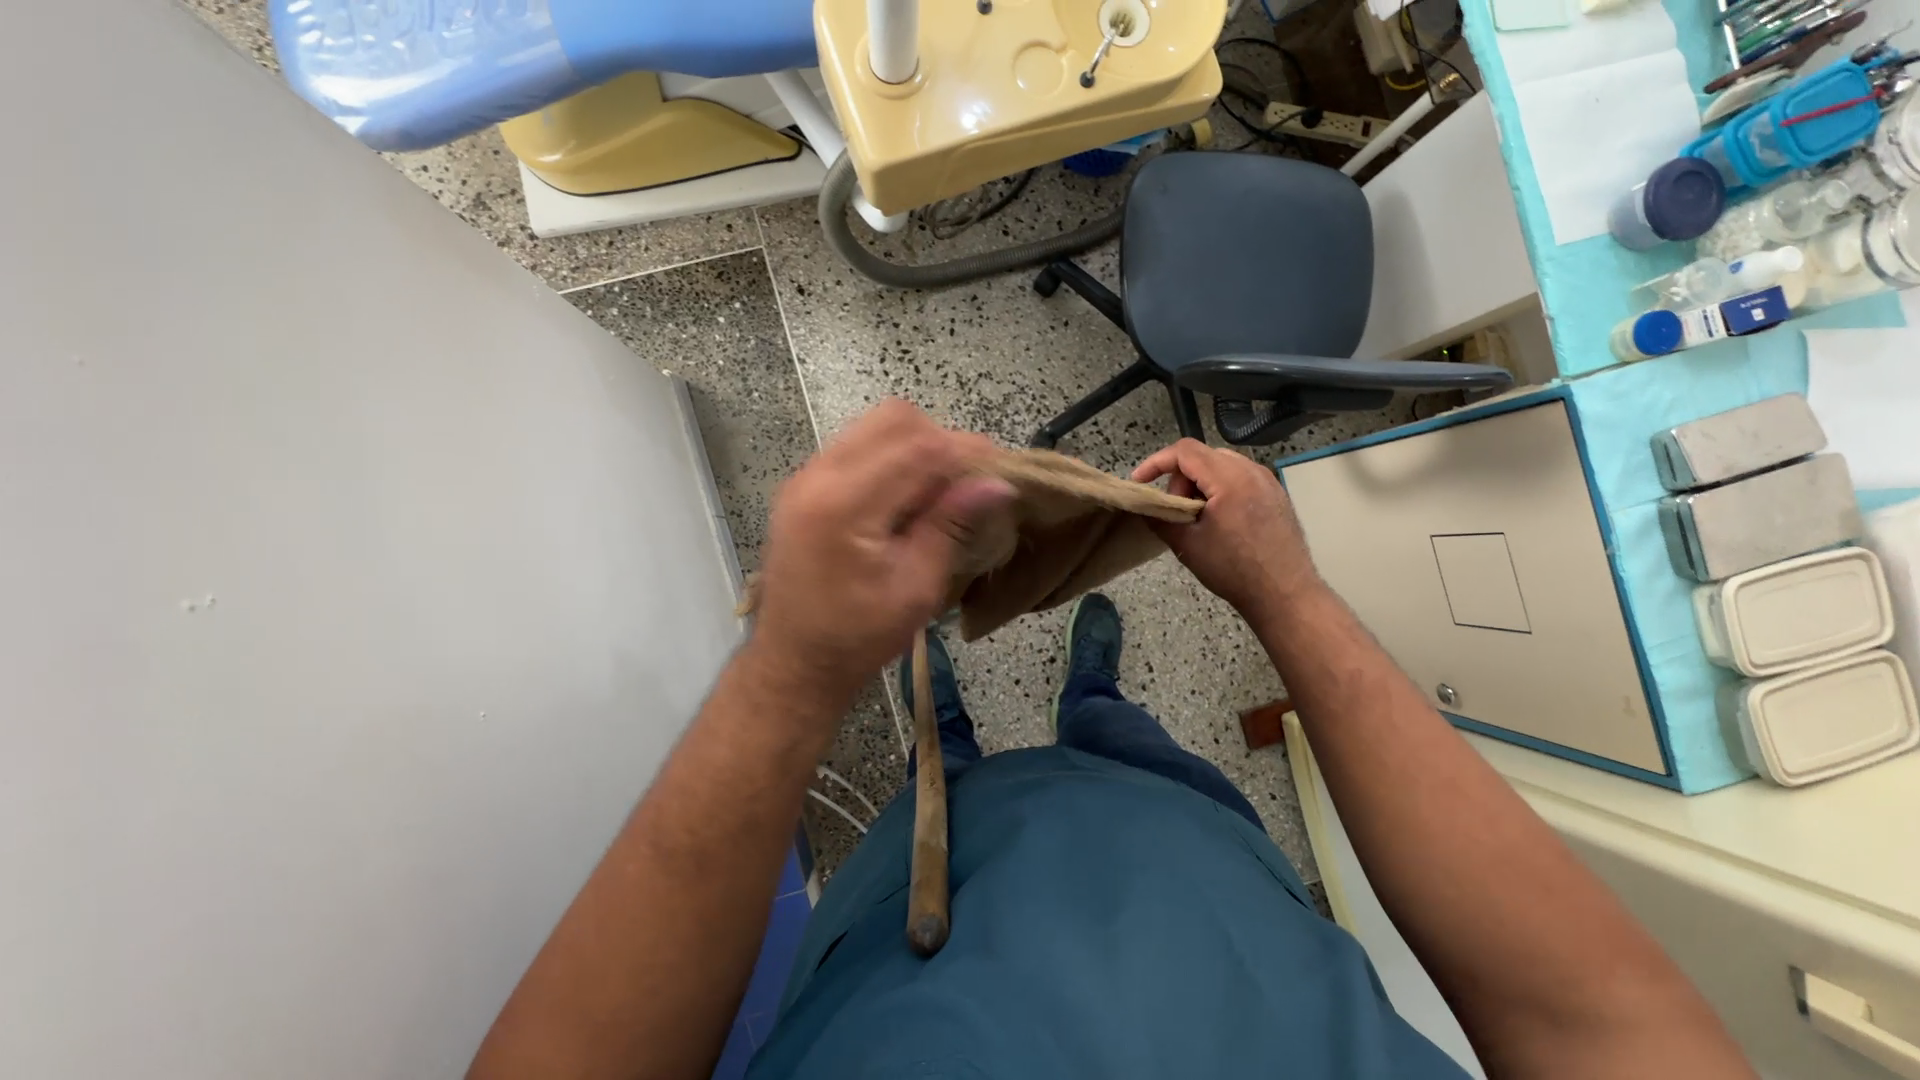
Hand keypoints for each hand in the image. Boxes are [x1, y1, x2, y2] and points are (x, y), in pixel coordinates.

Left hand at [746, 400, 1013, 707]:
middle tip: (968, 480)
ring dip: (915, 446)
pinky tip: (908, 497)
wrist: (795, 662)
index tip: (999, 468)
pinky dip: (890, 458)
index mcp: (843, 505)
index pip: (917, 447)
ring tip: (941, 490)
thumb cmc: (858, 637)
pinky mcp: (803, 488)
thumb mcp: (916, 587)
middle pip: (893, 419)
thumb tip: (998, 483)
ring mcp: (805, 478)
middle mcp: (817, 477)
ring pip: (873, 427)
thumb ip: (951, 525)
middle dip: (940, 439)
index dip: (965, 450)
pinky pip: (856, 447)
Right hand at [1131, 439, 1322, 620]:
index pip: (1185, 451)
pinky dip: (1222, 488)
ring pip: (1223, 464)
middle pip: (1204, 455)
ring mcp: (1268, 481)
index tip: (1140, 482)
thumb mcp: (1187, 545)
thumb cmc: (1233, 569)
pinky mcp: (1277, 494)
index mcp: (1229, 478)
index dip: (1156, 462)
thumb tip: (1145, 506)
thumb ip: (1160, 518)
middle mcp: (1251, 471)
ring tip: (1197, 515)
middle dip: (1180, 477)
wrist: (1284, 593)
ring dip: (1201, 482)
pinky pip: (1241, 477)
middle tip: (1175, 508)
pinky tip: (1220, 518)